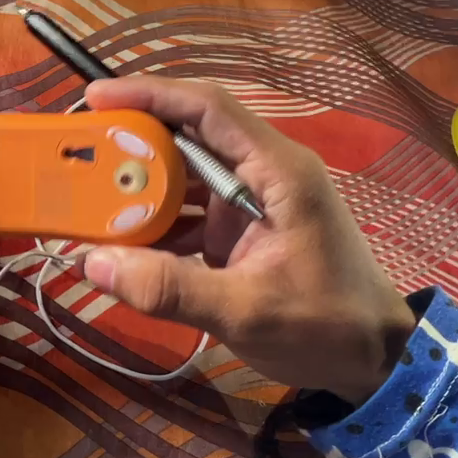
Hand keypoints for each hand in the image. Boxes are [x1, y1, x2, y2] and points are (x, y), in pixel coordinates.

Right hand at [81, 78, 414, 403]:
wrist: (378, 363)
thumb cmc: (326, 327)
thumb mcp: (246, 311)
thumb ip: (170, 288)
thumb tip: (92, 264)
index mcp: (277, 171)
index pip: (208, 108)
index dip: (151, 94)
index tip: (97, 98)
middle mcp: (262, 173)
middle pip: (189, 135)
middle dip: (133, 139)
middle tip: (80, 148)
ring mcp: (251, 201)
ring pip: (183, 174)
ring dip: (139, 184)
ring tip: (86, 193)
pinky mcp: (241, 230)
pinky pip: (187, 212)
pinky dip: (153, 222)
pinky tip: (118, 240)